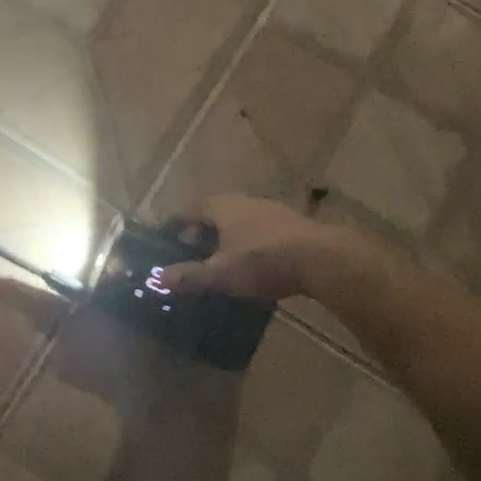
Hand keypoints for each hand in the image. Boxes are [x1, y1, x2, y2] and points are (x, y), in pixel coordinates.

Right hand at [158, 193, 357, 301]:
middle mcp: (244, 202)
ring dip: (226, 238)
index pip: (188, 210)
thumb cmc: (262, 261)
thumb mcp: (220, 273)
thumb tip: (158, 278)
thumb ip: (189, 276)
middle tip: (190, 252)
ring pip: (239, 222)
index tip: (163, 237)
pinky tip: (251, 263)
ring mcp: (271, 211)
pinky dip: (248, 243)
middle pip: (214, 213)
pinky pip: (259, 231)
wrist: (322, 259)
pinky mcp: (292, 226)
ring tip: (219, 260)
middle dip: (200, 232)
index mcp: (221, 207)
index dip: (174, 224)